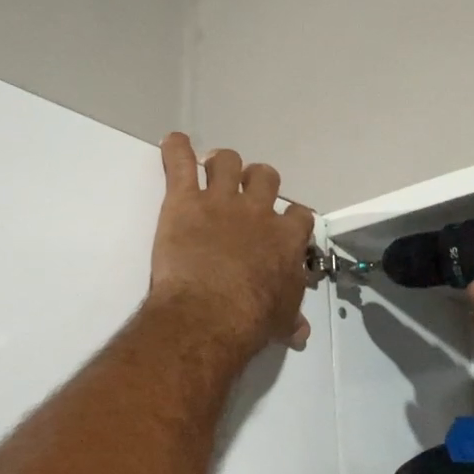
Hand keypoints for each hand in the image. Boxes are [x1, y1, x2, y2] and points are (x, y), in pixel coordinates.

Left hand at [150, 133, 314, 351]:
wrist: (211, 315)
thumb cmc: (251, 321)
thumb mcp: (281, 321)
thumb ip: (291, 317)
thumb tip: (301, 331)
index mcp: (286, 239)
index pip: (299, 215)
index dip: (291, 218)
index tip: (283, 225)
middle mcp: (258, 212)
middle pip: (265, 177)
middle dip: (256, 181)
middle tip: (244, 192)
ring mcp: (221, 202)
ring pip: (228, 162)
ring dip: (221, 163)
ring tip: (211, 169)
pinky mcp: (185, 201)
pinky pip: (180, 163)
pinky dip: (175, 149)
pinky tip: (172, 142)